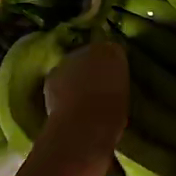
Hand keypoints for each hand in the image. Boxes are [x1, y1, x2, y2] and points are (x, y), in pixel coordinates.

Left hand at [41, 40, 127, 155]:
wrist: (84, 126)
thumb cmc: (112, 112)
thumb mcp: (123, 94)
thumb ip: (115, 82)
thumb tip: (109, 85)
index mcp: (113, 52)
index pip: (112, 53)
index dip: (111, 67)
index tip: (112, 81)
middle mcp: (89, 50)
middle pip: (90, 56)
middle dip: (91, 69)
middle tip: (95, 89)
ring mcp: (67, 61)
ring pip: (72, 68)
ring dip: (74, 79)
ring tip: (78, 100)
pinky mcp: (52, 75)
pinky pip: (58, 80)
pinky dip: (60, 90)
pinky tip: (65, 106)